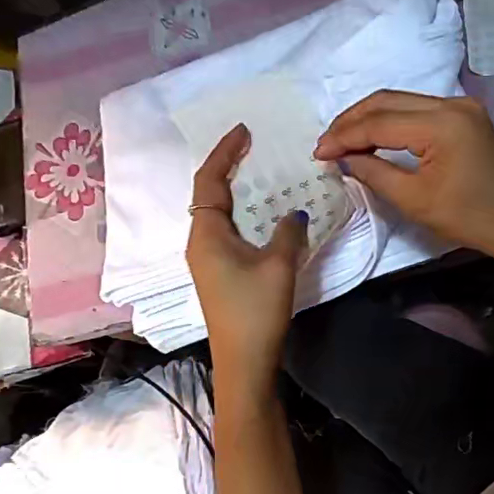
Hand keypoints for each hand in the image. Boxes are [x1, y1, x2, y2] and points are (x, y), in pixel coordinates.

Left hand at [186, 124, 309, 378]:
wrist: (244, 362)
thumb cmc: (256, 310)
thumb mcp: (278, 265)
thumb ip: (287, 232)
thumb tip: (294, 214)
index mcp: (206, 234)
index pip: (209, 181)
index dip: (224, 152)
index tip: (243, 131)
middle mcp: (199, 243)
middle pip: (208, 194)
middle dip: (227, 167)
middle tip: (252, 147)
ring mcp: (206, 260)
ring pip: (217, 214)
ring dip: (235, 192)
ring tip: (259, 174)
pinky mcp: (218, 274)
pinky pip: (226, 231)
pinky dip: (241, 214)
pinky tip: (261, 215)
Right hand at [314, 91, 493, 264]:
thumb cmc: (467, 218)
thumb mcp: (413, 200)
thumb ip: (373, 173)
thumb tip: (343, 159)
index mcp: (442, 124)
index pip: (379, 123)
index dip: (344, 137)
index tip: (318, 154)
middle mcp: (451, 104)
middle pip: (386, 101)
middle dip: (351, 121)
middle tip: (325, 145)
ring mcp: (460, 106)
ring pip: (400, 101)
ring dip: (368, 119)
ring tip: (341, 142)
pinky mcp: (463, 115)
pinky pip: (416, 110)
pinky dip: (389, 122)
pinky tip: (371, 138)